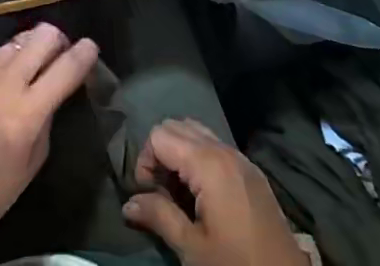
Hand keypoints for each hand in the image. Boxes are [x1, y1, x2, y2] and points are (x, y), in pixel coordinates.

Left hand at [0, 23, 99, 265]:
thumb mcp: (36, 157)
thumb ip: (52, 111)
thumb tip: (66, 77)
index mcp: (23, 115)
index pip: (66, 68)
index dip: (86, 53)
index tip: (92, 48)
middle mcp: (1, 84)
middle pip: (44, 34)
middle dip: (60, 43)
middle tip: (62, 58)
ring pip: (23, 37)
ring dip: (33, 50)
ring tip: (32, 71)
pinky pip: (1, 47)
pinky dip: (11, 57)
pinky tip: (7, 78)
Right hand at [122, 119, 307, 265]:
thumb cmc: (235, 263)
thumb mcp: (192, 248)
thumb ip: (159, 217)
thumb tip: (128, 204)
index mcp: (208, 163)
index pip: (160, 135)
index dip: (145, 161)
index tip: (148, 195)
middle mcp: (224, 149)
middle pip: (177, 126)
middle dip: (160, 154)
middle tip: (160, 193)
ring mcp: (240, 157)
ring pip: (197, 132)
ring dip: (179, 154)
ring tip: (178, 193)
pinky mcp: (250, 170)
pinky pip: (215, 146)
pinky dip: (198, 158)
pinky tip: (199, 194)